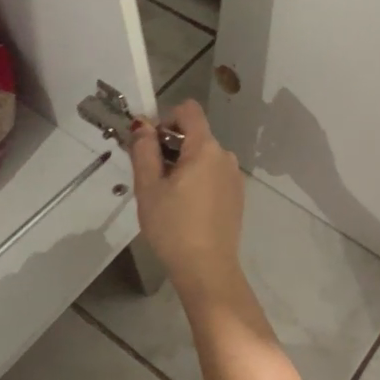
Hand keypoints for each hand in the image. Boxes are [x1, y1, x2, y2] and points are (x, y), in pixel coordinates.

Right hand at [130, 100, 245, 299]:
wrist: (207, 269)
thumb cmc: (173, 227)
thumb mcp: (148, 187)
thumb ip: (144, 150)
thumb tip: (142, 124)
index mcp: (206, 148)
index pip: (188, 111)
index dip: (166, 119)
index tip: (150, 145)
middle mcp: (225, 156)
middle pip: (196, 134)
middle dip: (171, 147)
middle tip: (151, 178)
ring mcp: (235, 177)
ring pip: (204, 156)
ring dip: (184, 165)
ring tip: (167, 197)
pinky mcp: (237, 196)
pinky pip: (214, 174)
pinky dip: (198, 180)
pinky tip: (186, 209)